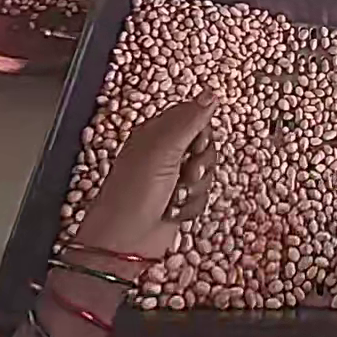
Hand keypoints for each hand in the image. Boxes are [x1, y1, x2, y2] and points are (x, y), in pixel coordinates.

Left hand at [71, 92, 215, 259]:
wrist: (124, 243)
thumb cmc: (135, 192)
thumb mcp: (163, 149)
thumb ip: (190, 120)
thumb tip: (211, 93)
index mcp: (156, 131)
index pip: (194, 115)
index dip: (201, 131)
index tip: (195, 145)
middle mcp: (165, 151)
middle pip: (204, 145)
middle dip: (201, 162)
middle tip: (186, 172)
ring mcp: (172, 176)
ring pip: (206, 172)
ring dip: (196, 187)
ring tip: (176, 196)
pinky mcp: (179, 200)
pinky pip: (203, 195)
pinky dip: (192, 205)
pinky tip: (174, 211)